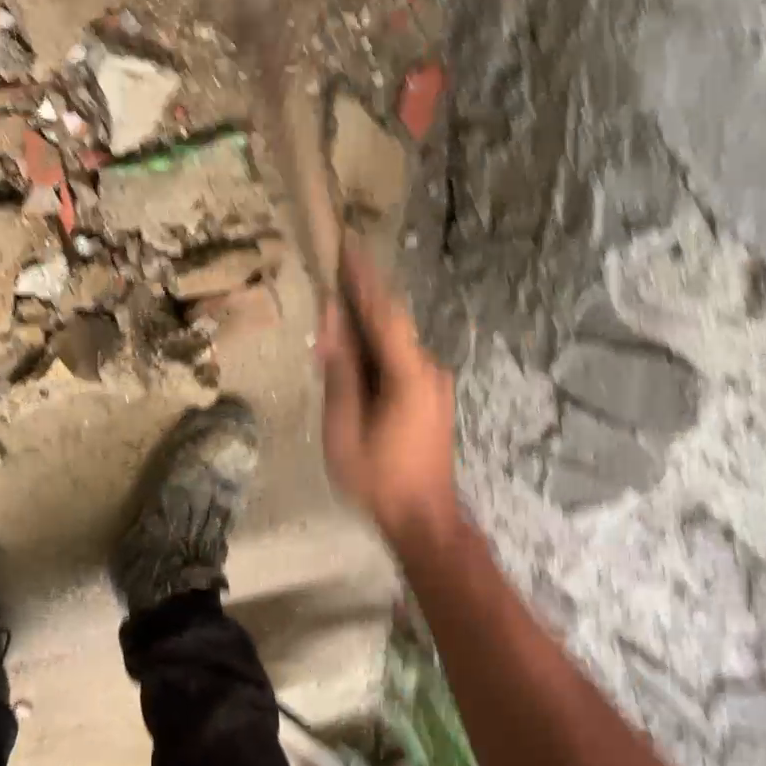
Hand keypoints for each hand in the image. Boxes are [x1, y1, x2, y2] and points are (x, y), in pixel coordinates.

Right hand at [316, 244, 459, 540]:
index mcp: (409, 376)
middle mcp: (429, 370)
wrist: (424, 520)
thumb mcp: (344, 427)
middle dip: (360, 297)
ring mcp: (433, 384)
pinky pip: (398, 359)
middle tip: (332, 270)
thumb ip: (340, 372)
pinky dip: (374, 347)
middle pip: (390, 323)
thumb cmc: (378, 479)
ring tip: (333, 306)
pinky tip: (351, 347)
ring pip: (394, 341)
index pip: (383, 314)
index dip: (364, 280)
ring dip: (364, 324)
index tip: (348, 246)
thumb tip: (332, 324)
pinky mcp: (430, 396)